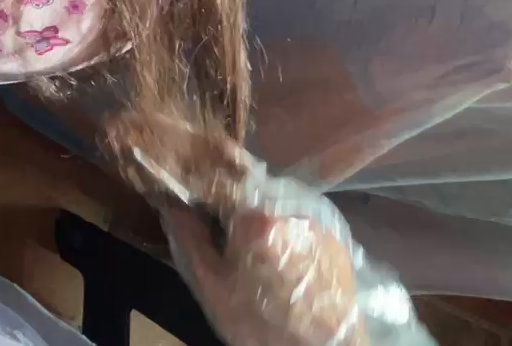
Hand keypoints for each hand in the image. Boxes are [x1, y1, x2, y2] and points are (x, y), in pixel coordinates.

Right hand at [165, 205, 365, 345]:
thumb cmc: (261, 324)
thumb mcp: (209, 283)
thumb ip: (186, 235)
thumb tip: (172, 201)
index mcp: (255, 216)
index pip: (216, 187)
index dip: (203, 203)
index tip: (199, 220)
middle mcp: (291, 212)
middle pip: (248, 198)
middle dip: (234, 215)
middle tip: (230, 247)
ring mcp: (319, 228)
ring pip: (274, 210)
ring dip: (262, 226)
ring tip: (259, 259)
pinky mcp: (339, 246)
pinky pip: (299, 227)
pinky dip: (287, 238)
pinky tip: (283, 265)